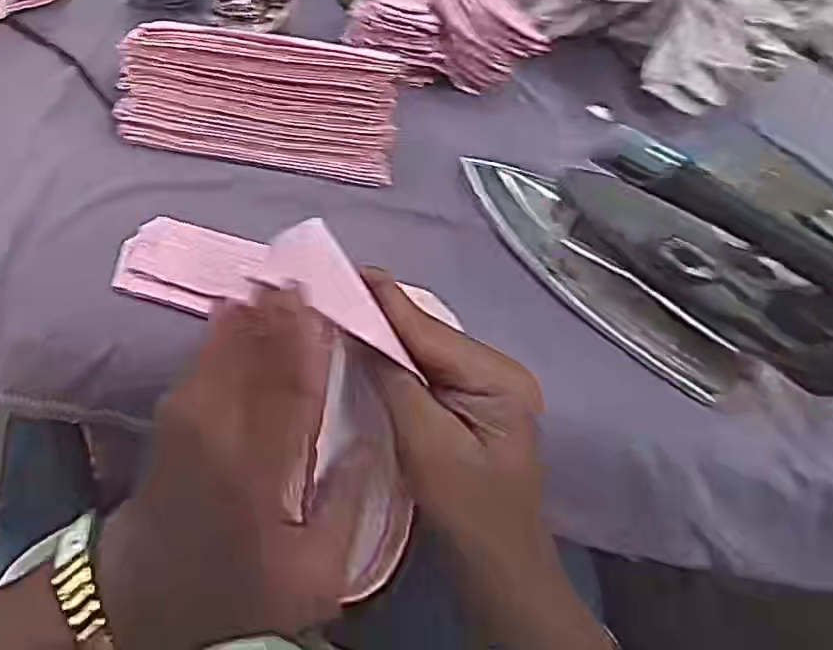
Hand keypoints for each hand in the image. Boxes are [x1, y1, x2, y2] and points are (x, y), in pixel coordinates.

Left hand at [96, 288, 366, 649]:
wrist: (147, 585)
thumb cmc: (238, 586)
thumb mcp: (312, 578)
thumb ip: (344, 510)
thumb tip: (363, 443)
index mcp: (260, 474)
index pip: (292, 394)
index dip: (308, 347)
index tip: (322, 310)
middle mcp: (221, 433)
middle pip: (258, 362)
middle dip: (278, 318)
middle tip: (297, 279)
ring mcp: (188, 416)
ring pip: (228, 352)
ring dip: (251, 315)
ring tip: (270, 282)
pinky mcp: (171, 410)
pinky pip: (203, 359)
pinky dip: (221, 329)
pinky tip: (232, 306)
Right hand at [364, 266, 545, 555]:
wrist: (498, 562)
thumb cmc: (463, 506)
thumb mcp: (422, 439)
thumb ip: (392, 375)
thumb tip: (359, 327)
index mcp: (498, 378)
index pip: (427, 330)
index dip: (383, 300)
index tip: (346, 270)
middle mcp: (499, 368)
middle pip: (426, 332)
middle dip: (380, 313)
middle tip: (334, 289)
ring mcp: (488, 379)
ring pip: (424, 344)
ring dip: (385, 330)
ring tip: (343, 306)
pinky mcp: (472, 392)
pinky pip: (427, 360)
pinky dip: (396, 350)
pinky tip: (369, 339)